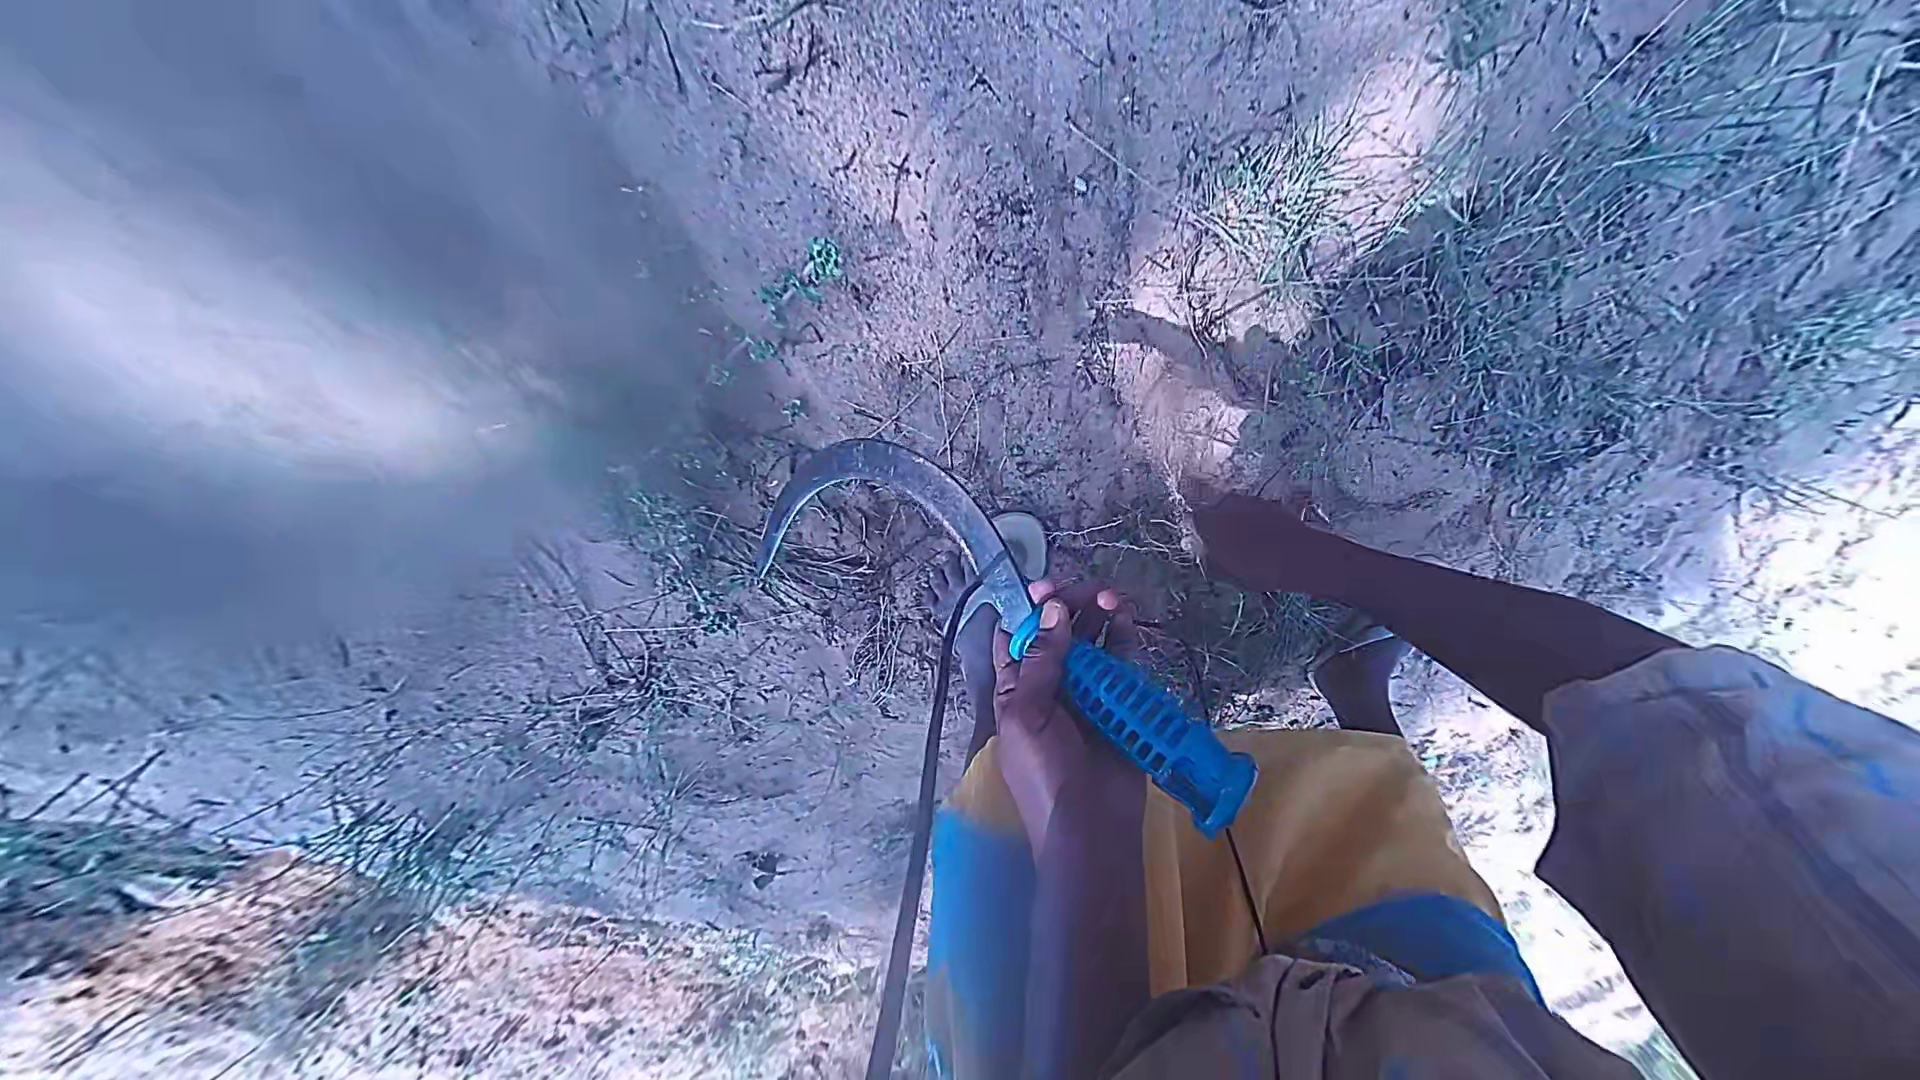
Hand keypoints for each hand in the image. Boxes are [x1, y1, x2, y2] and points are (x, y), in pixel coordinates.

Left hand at [991, 580, 1142, 854]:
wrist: (1091, 828)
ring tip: (1108, 596)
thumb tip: (1052, 610)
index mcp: (1015, 687)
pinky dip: (1122, 636)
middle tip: (1085, 589)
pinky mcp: (1117, 699)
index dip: (1028, 609)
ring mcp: (1084, 690)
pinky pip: (1119, 661)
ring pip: (1089, 640)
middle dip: (1068, 605)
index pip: (1016, 635)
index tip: (1044, 588)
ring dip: (1096, 614)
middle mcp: (1048, 682)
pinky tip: (1124, 616)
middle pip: (1056, 632)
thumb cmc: (1044, 773)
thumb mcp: (1025, 716)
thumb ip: (1039, 662)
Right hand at [1189, 490, 1350, 595]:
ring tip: (1244, 539)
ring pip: (1237, 507)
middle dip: (1216, 521)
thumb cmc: (1260, 569)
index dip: (1197, 529)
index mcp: (1211, 521)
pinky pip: (1257, 510)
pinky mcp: (1274, 505)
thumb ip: (1209, 559)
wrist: (1305, 558)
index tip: (1202, 541)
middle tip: (1221, 541)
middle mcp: (1229, 505)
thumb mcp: (1226, 573)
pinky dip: (1256, 520)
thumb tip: (1203, 552)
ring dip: (1237, 518)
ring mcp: (1253, 502)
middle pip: (1215, 508)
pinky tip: (1263, 537)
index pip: (1195, 517)